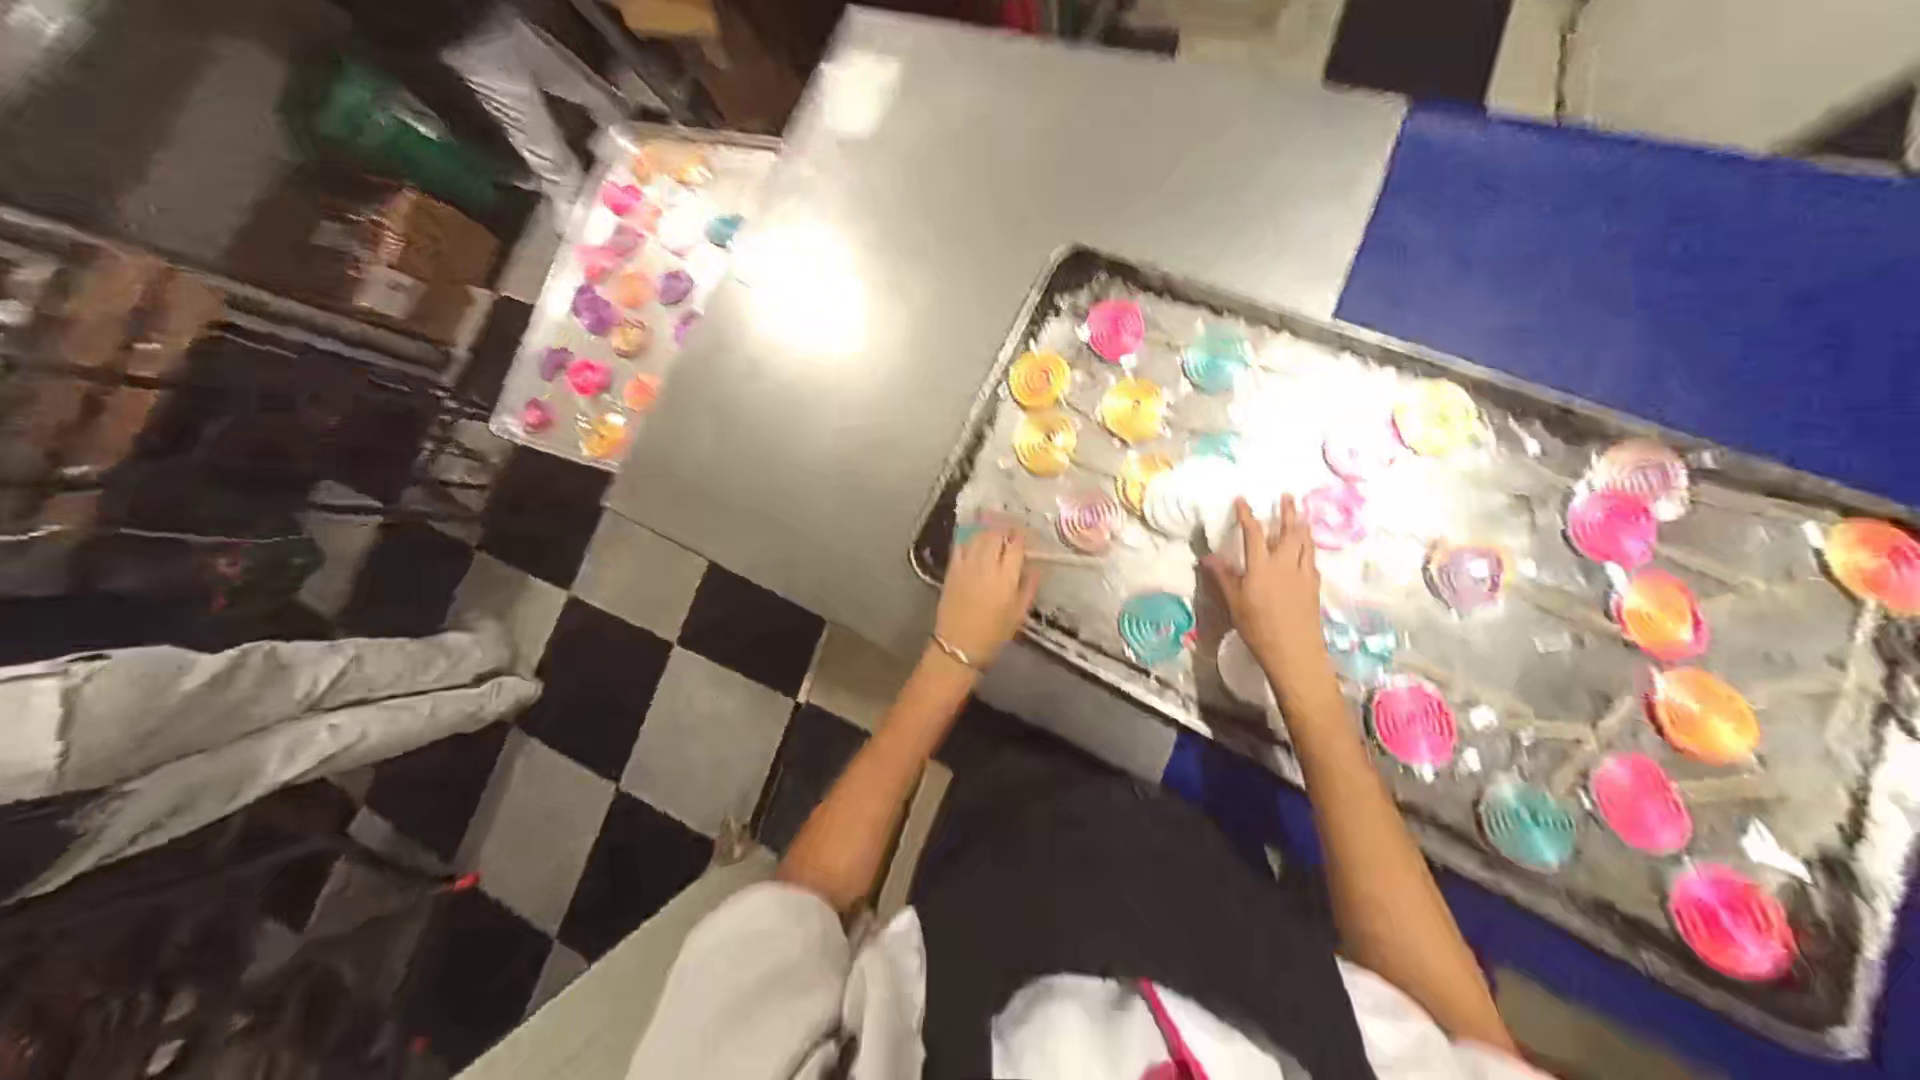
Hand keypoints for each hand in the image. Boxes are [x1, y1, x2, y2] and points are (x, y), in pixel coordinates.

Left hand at [935, 527, 1040, 669]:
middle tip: (1011, 528)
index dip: (1022, 535)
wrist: (959, 645)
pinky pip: (961, 545)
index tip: (1026, 534)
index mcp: (1006, 577)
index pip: (1016, 545)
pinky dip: (969, 538)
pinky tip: (974, 539)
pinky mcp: (952, 569)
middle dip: (1005, 528)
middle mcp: (986, 566)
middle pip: (996, 534)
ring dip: (988, 530)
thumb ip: (1029, 586)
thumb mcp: (1019, 613)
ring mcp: (967, 565)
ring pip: (978, 536)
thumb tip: (1036, 566)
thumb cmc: (994, 633)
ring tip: (995, 530)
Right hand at [1203, 496, 1337, 699]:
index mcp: (1262, 566)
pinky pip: (1312, 559)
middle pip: (1289, 531)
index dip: (1247, 515)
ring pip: (1305, 543)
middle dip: (1288, 512)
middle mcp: (1285, 564)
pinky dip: (1308, 548)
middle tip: (1288, 496)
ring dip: (1302, 526)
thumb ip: (1223, 577)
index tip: (1243, 499)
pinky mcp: (1314, 586)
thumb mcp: (1234, 602)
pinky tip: (1307, 550)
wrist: (1294, 651)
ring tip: (1302, 515)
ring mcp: (1303, 574)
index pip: (1253, 533)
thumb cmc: (1258, 627)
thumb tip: (1208, 557)